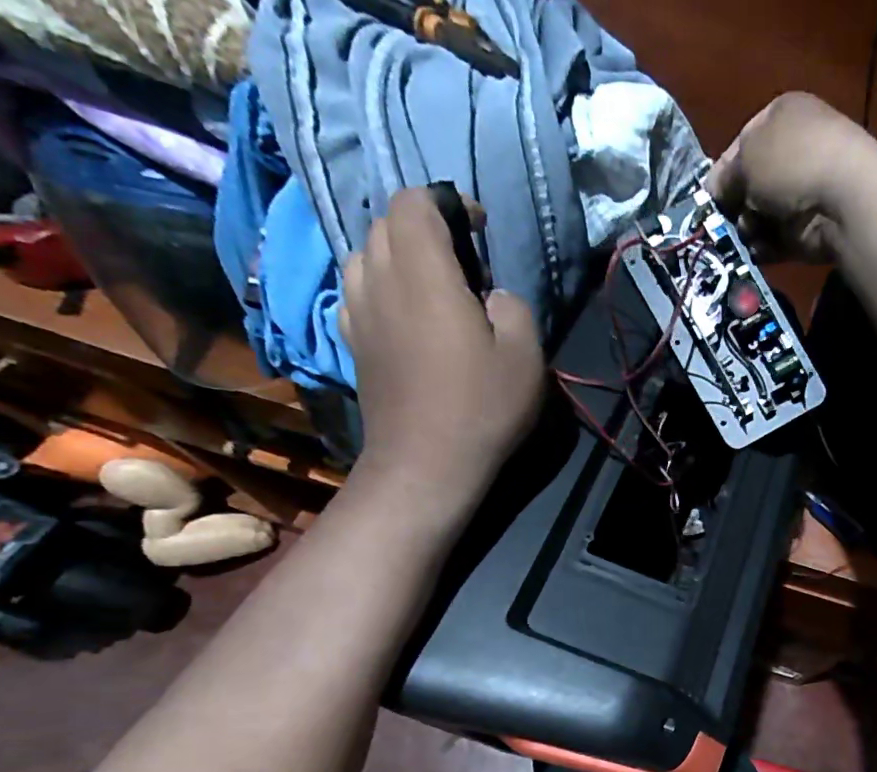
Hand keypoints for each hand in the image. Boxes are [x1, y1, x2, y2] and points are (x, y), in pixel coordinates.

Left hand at [339, 187, 544, 502]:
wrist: (424, 465)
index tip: (477, 231)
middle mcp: (380, 282)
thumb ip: (512, 306)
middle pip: (385, 223)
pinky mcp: (352, 342)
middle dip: (422, 226)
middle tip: (460, 264)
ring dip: (396, 254)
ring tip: (429, 285)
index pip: (413, 202)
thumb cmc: (480, 408)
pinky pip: (356, 291)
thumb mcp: (525, 356)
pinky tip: (402, 314)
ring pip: (364, 254)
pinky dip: (378, 286)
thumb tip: (488, 297)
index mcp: (424, 275)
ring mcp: (358, 313)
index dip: (445, 202)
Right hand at [706, 92, 876, 262]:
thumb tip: (715, 192)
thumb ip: (724, 176)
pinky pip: (775, 240)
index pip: (740, 144)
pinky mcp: (808, 228)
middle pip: (749, 184)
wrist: (843, 199)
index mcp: (782, 117)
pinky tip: (756, 251)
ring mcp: (803, 192)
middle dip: (734, 205)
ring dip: (746, 228)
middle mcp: (794, 151)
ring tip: (746, 234)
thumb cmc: (790, 162)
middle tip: (723, 220)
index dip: (722, 172)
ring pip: (759, 215)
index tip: (709, 196)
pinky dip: (762, 248)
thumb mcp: (745, 157)